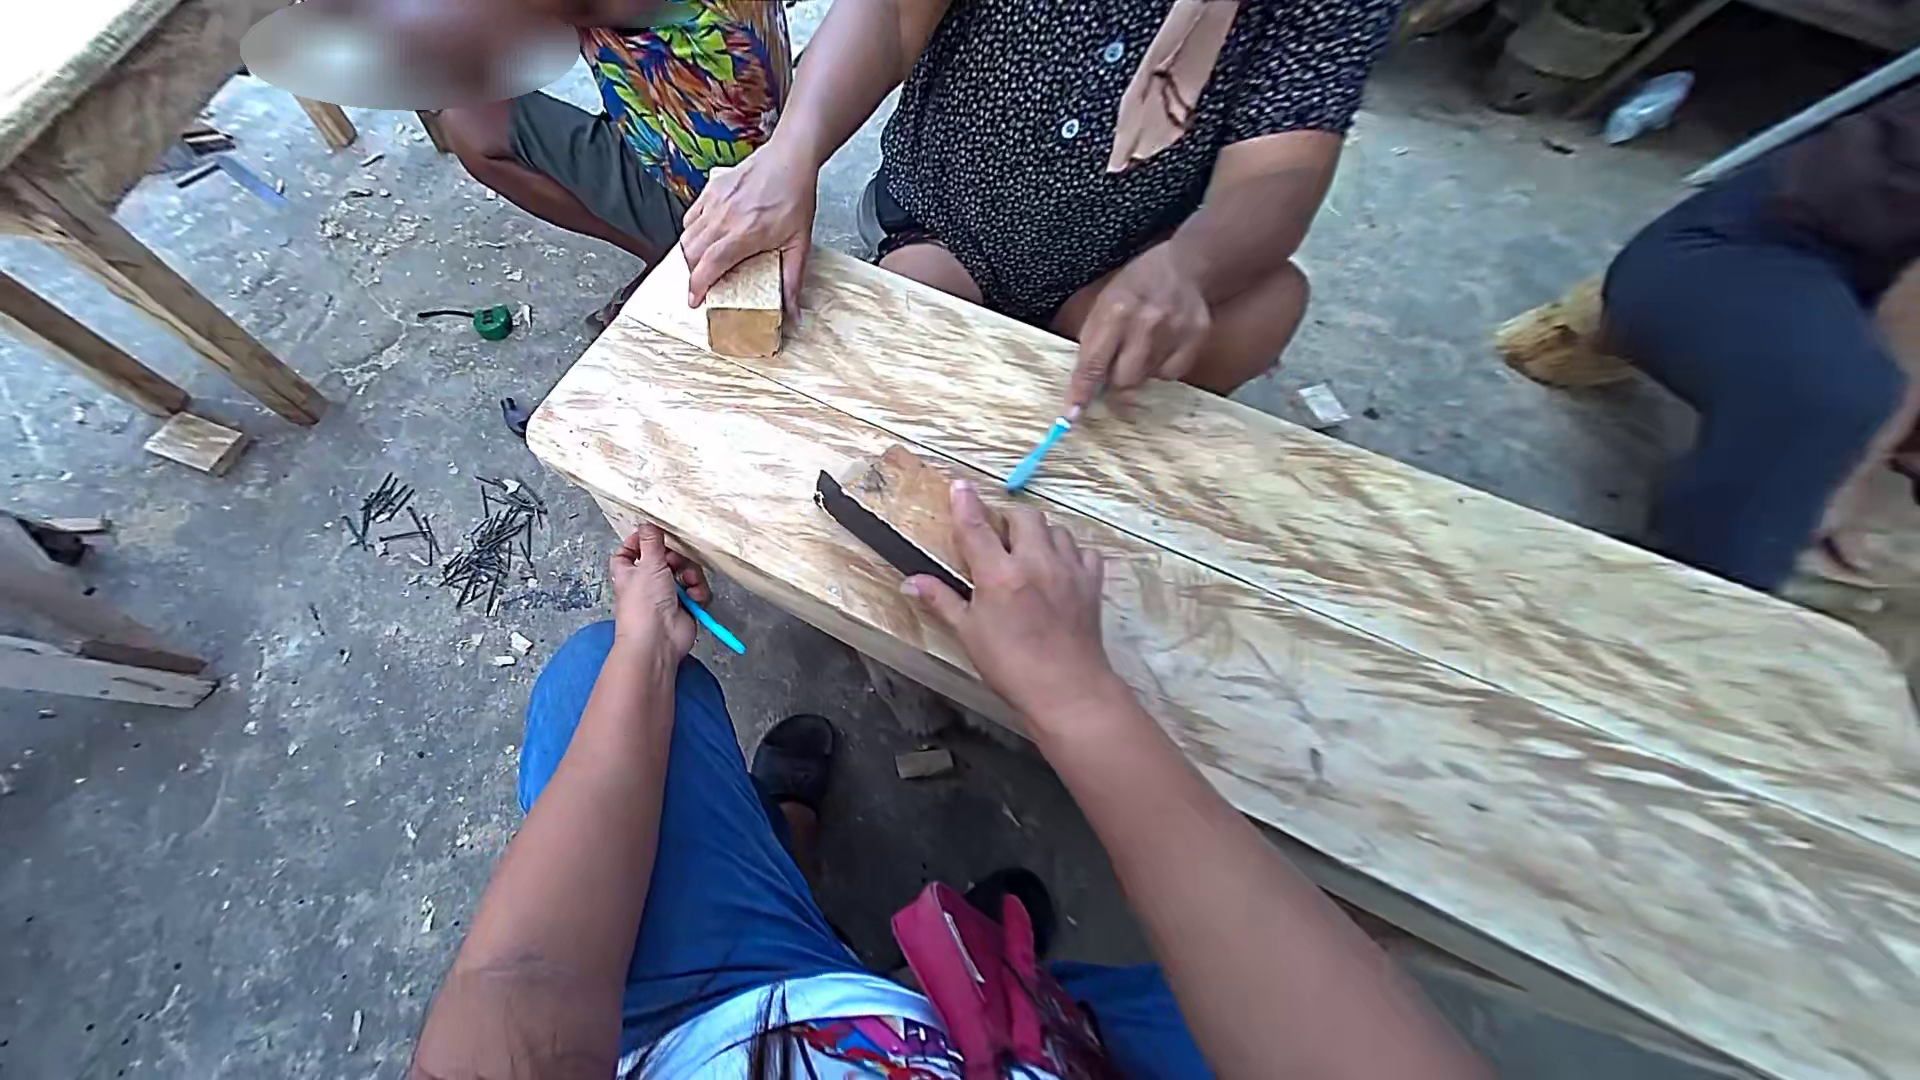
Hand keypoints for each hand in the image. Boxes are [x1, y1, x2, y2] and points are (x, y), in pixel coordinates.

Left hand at [609, 524, 711, 660]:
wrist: (658, 638)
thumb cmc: (644, 604)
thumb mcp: (647, 565)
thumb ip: (651, 542)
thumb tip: (647, 523)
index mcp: (630, 570)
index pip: (631, 550)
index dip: (642, 541)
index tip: (656, 534)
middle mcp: (648, 580)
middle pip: (667, 557)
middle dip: (678, 559)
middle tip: (676, 564)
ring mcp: (668, 592)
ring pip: (686, 572)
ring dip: (691, 576)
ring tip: (688, 585)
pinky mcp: (686, 603)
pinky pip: (698, 588)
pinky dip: (698, 591)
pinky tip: (694, 597)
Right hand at [680, 141, 816, 311]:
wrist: (790, 160)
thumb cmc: (795, 200)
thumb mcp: (799, 246)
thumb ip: (793, 281)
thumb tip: (794, 314)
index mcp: (744, 234)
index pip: (710, 265)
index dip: (698, 285)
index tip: (694, 301)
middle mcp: (724, 217)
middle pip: (692, 252)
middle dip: (691, 274)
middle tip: (700, 288)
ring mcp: (715, 201)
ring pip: (687, 234)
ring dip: (690, 255)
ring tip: (701, 268)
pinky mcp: (711, 189)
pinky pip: (692, 215)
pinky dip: (691, 232)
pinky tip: (703, 241)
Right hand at [902, 480, 1122, 726]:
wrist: (1067, 689)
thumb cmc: (1011, 666)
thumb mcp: (969, 634)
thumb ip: (942, 601)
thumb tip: (909, 582)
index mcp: (1000, 575)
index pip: (976, 528)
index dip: (965, 503)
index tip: (960, 485)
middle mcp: (1036, 562)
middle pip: (1023, 516)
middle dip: (1008, 519)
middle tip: (998, 538)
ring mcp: (1068, 569)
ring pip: (1055, 528)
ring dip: (1039, 533)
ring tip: (1028, 552)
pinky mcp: (1091, 581)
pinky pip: (1083, 550)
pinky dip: (1070, 551)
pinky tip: (1060, 566)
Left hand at [1068, 243, 1211, 409]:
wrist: (1183, 266)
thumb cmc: (1134, 288)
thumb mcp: (1102, 305)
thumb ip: (1092, 344)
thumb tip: (1082, 386)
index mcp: (1115, 311)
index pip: (1093, 364)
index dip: (1082, 392)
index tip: (1072, 414)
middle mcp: (1146, 322)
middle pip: (1124, 381)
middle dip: (1114, 382)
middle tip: (1115, 367)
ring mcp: (1174, 330)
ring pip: (1146, 380)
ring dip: (1137, 373)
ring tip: (1139, 348)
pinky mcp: (1195, 337)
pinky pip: (1170, 375)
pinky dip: (1160, 369)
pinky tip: (1159, 349)